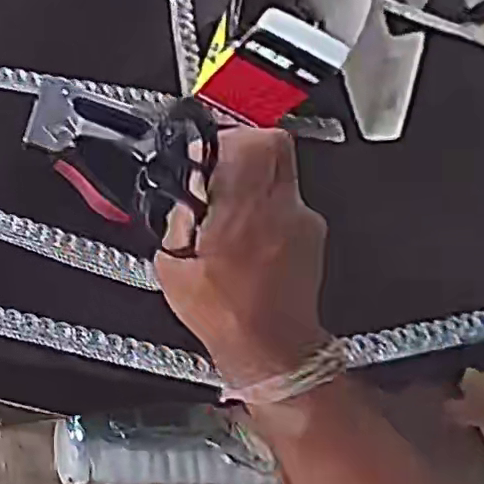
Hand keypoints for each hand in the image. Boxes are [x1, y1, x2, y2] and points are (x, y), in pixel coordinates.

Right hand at [157, 127, 329, 386]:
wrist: (267, 342)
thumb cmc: (220, 310)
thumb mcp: (172, 264)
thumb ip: (178, 221)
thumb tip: (182, 194)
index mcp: (242, 212)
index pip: (249, 143)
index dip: (221, 141)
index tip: (200, 156)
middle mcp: (280, 208)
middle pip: (274, 144)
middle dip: (242, 146)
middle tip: (215, 166)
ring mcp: (302, 219)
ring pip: (281, 171)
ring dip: (251, 177)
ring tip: (223, 207)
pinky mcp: (311, 232)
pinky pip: (285, 200)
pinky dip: (262, 204)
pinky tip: (241, 232)